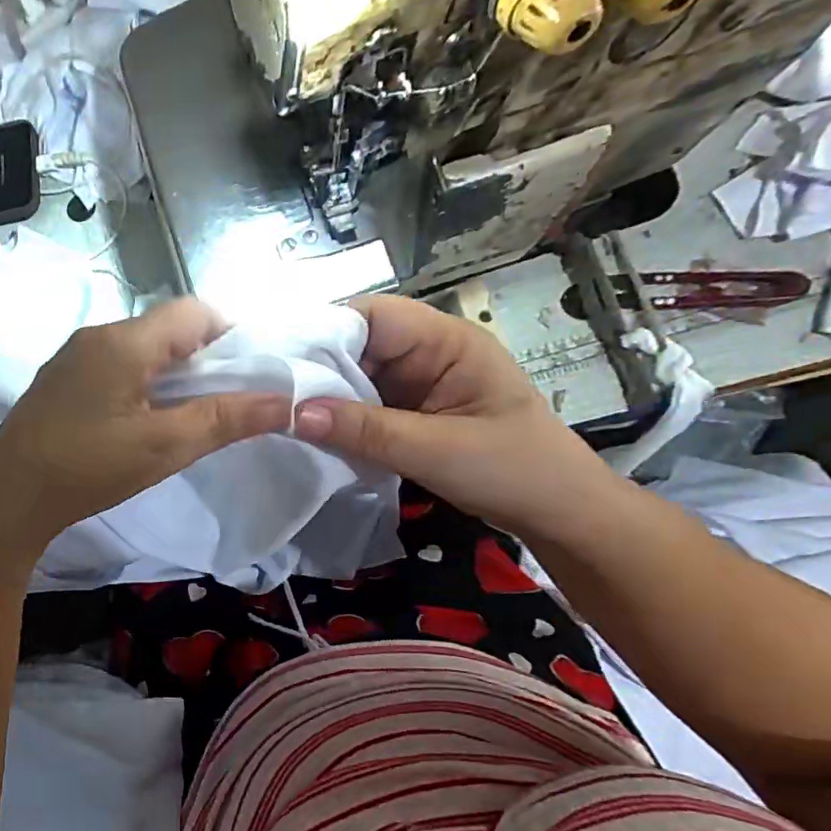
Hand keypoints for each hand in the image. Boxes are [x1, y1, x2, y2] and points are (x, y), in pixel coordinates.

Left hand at [0, 297, 291, 551]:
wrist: (7, 497)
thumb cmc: (88, 468)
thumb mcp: (165, 446)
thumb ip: (226, 419)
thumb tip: (285, 402)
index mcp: (125, 340)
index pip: (195, 311)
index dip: (231, 334)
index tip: (248, 373)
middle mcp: (97, 335)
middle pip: (167, 328)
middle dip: (203, 358)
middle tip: (223, 401)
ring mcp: (72, 357)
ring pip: (139, 348)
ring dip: (171, 373)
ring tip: (185, 416)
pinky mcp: (59, 381)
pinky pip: (113, 366)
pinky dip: (140, 383)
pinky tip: (140, 421)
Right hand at [292, 293, 625, 537]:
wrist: (560, 514)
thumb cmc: (515, 471)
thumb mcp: (437, 451)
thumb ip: (365, 431)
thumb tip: (292, 413)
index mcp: (446, 342)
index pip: (372, 317)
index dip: (324, 334)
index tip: (279, 366)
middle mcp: (427, 353)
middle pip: (357, 346)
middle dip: (316, 370)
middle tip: (270, 399)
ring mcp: (417, 384)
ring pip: (355, 378)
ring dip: (324, 398)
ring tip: (280, 417)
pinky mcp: (409, 413)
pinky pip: (363, 406)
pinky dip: (339, 420)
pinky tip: (311, 434)